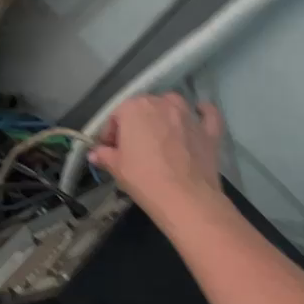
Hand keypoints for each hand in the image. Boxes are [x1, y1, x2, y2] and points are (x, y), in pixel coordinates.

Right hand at [90, 92, 228, 224]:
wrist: (186, 199)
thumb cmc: (144, 179)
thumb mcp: (116, 168)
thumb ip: (104, 155)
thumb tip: (95, 154)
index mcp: (133, 108)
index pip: (116, 116)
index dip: (110, 134)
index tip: (110, 151)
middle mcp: (161, 103)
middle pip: (143, 108)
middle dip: (136, 124)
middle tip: (133, 149)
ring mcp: (187, 115)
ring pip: (172, 105)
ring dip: (164, 113)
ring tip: (160, 134)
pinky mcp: (208, 131)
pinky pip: (207, 115)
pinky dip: (202, 113)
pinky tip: (198, 116)